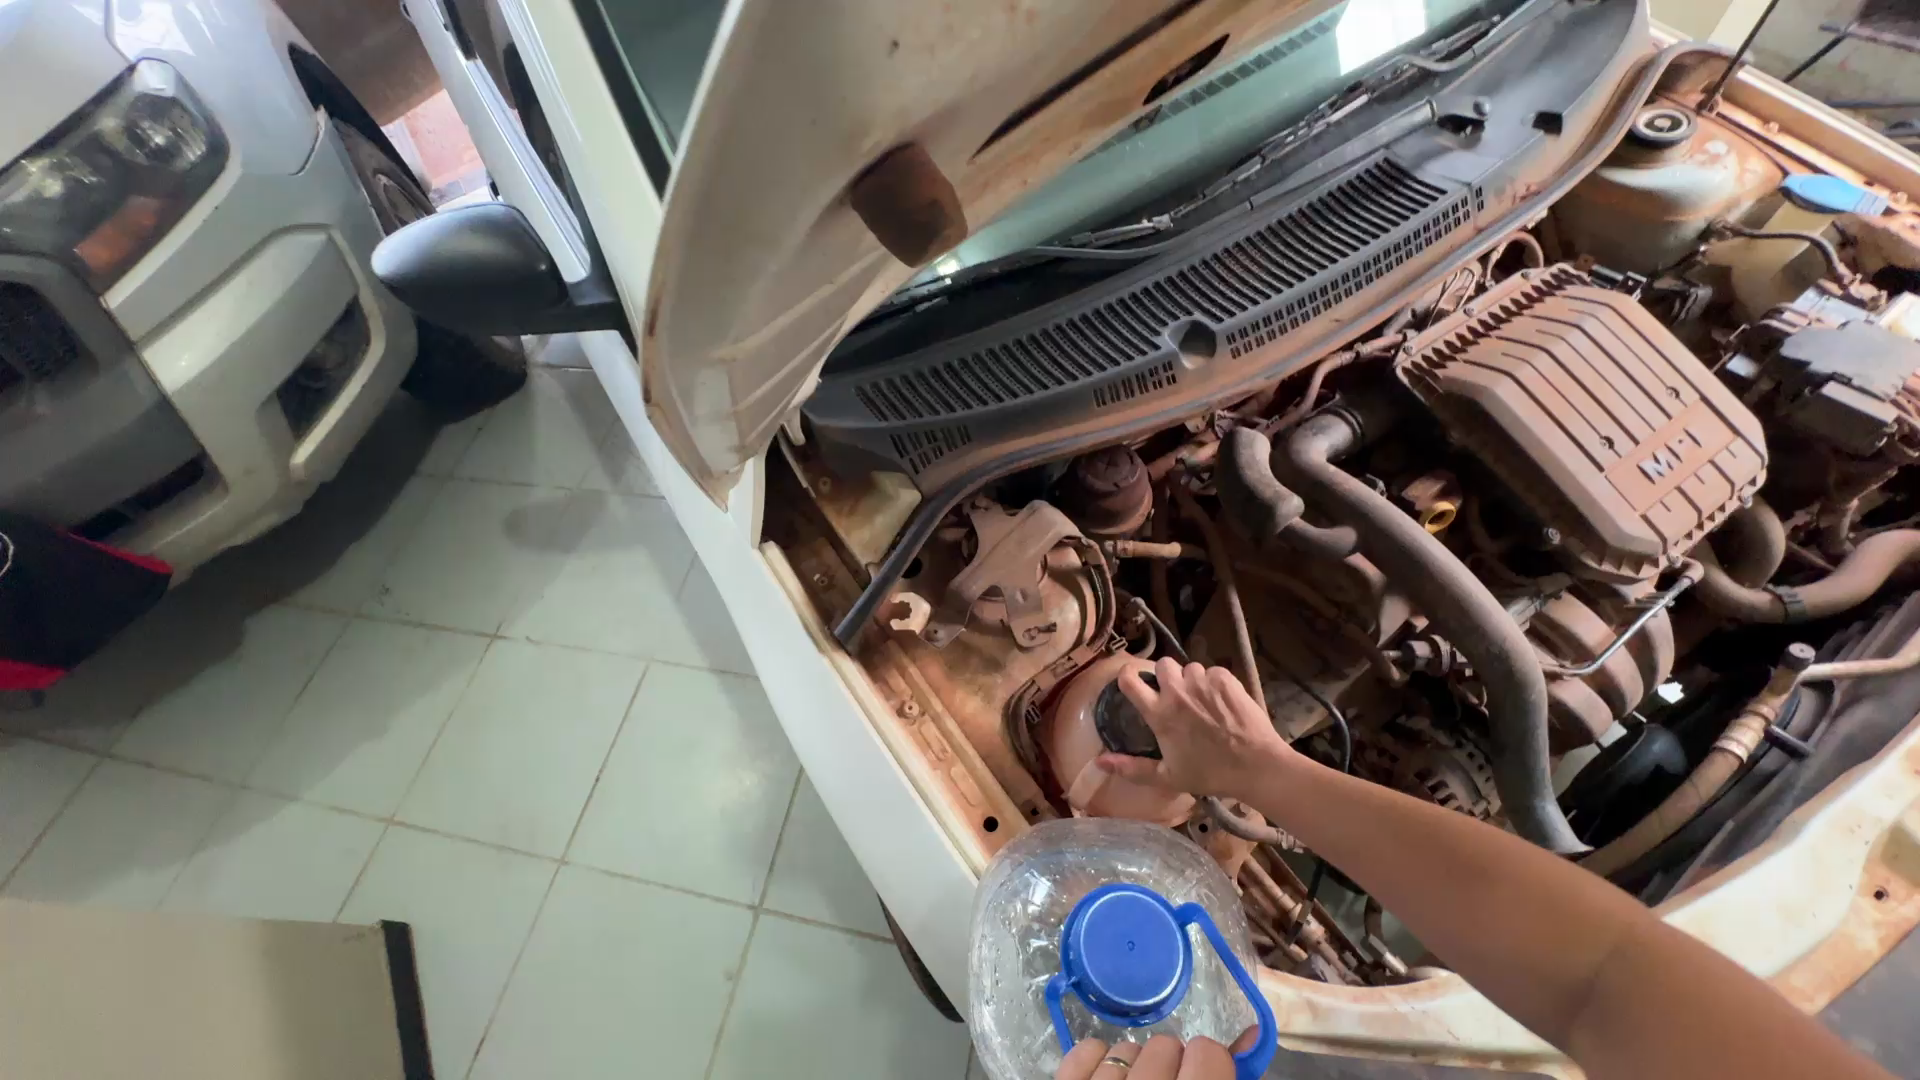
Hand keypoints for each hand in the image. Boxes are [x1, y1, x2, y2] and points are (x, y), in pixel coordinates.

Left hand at [1055, 1035, 1237, 1079]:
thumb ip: (1226, 1076)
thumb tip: (1250, 1034)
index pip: (1209, 1053)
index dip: (1209, 1065)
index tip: (1204, 1075)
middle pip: (1165, 1046)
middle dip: (1171, 1068)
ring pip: (1126, 1048)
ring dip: (1134, 1070)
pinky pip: (1087, 1050)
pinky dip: (1097, 1064)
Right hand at [1099, 658, 1295, 797]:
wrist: (1257, 767)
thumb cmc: (1210, 774)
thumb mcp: (1167, 777)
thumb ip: (1131, 768)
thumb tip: (1099, 762)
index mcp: (1159, 714)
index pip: (1129, 680)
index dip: (1127, 676)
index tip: (1132, 681)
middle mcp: (1177, 692)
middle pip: (1162, 665)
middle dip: (1167, 677)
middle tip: (1177, 696)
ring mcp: (1202, 683)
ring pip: (1190, 668)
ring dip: (1193, 681)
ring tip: (1203, 701)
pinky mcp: (1225, 679)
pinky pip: (1213, 671)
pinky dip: (1216, 683)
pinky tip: (1223, 702)